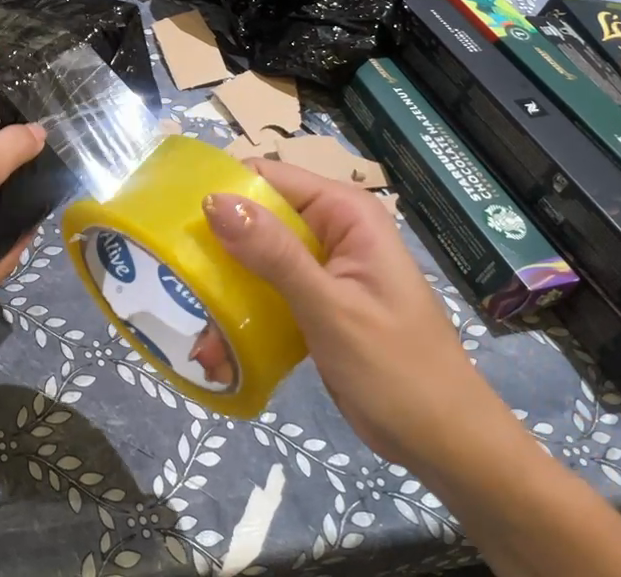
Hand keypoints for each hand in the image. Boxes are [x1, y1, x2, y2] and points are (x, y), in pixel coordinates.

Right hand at [203, 159, 515, 473]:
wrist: (446, 443)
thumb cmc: (398, 370)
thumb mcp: (329, 308)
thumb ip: (273, 254)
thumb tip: (212, 200)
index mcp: (344, 214)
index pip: (268, 178)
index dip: (222, 193)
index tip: (174, 224)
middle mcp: (331, 230)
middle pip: (256, 219)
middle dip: (216, 253)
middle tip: (179, 289)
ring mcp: (322, 268)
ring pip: (254, 259)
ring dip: (224, 293)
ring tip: (202, 340)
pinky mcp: (314, 302)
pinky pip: (265, 293)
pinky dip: (242, 317)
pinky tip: (220, 353)